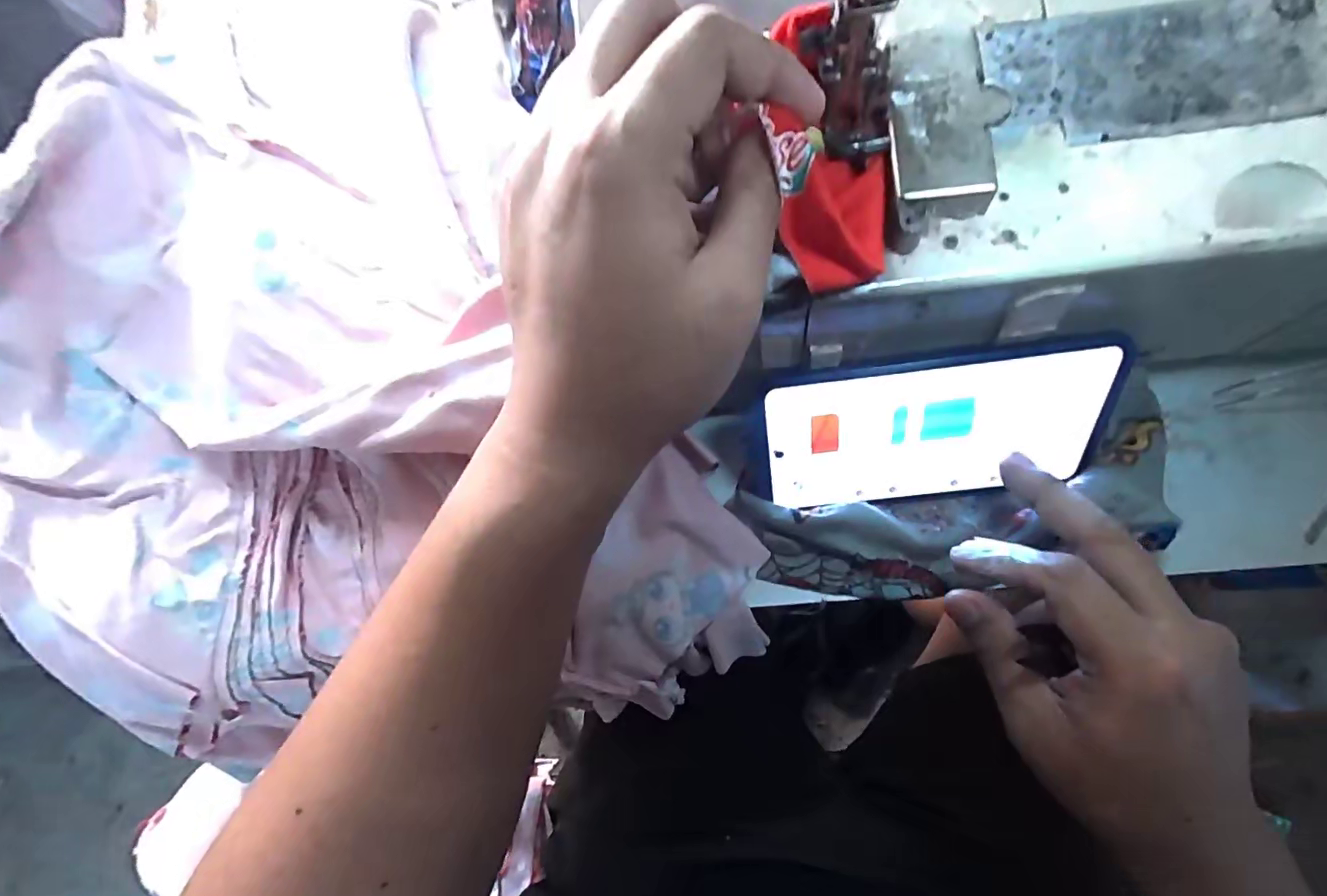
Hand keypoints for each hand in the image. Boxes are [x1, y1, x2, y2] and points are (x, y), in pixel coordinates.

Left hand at [496, 0, 823, 479]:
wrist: (572, 424)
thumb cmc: (659, 370)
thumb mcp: (735, 288)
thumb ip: (756, 192)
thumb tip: (752, 142)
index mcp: (619, 147)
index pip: (702, 41)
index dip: (771, 64)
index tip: (807, 115)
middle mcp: (560, 125)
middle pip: (639, 17)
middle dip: (714, 55)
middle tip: (751, 125)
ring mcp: (528, 151)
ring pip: (605, 62)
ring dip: (671, 93)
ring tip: (706, 178)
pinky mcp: (520, 183)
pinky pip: (580, 114)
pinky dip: (632, 125)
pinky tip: (658, 199)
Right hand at [943, 455, 1256, 874]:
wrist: (1201, 838)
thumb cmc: (1107, 790)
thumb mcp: (1037, 728)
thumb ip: (1000, 653)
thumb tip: (960, 595)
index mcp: (1139, 660)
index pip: (1064, 579)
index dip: (1007, 558)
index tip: (962, 553)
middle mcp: (1184, 629)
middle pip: (1113, 539)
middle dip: (1056, 494)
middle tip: (1013, 459)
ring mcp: (1207, 629)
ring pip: (1130, 561)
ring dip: (1072, 544)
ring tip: (1020, 556)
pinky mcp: (1211, 636)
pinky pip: (1144, 592)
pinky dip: (1098, 585)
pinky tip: (1065, 608)